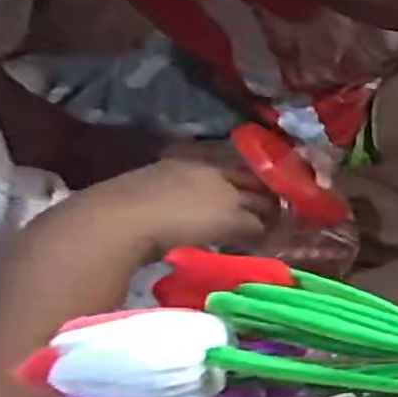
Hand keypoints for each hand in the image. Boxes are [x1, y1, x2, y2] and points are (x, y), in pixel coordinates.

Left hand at [67, 159, 277, 256]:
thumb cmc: (183, 221)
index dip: (276, 201)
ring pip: (209, 191)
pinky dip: (196, 210)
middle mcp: (197, 166)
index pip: (260, 184)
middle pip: (235, 183)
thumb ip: (259, 225)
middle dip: (252, 200)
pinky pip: (182, 199)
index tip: (287, 218)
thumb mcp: (234, 224)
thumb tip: (272, 230)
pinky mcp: (139, 189)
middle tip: (267, 220)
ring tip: (232, 224)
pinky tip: (197, 224)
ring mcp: (164, 175)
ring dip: (223, 206)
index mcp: (222, 168)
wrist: (111, 223)